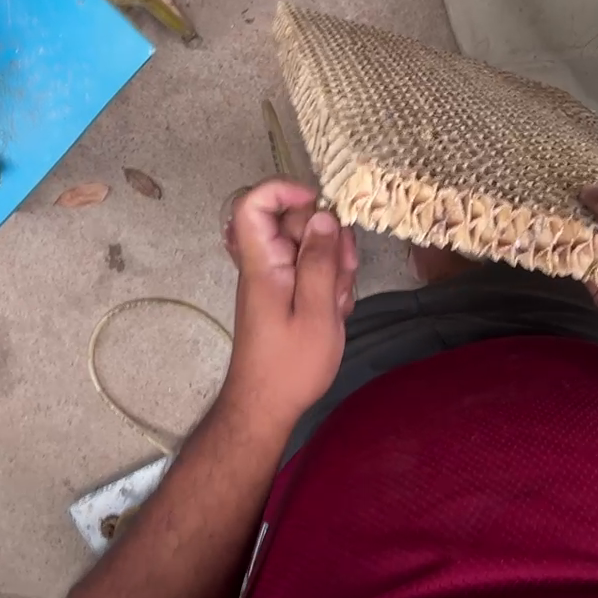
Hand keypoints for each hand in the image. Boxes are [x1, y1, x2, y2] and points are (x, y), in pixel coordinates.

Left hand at [217, 179, 357, 434]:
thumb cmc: (290, 365)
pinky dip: (330, 285)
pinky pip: (312, 270)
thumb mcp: (316, 313)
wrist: (267, 407)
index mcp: (262, 262)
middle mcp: (266, 262)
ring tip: (339, 300)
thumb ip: (320, 262)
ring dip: (334, 266)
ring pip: (311, 246)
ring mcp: (277, 277)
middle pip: (295, 222)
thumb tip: (323, 216)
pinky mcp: (288, 292)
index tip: (318, 204)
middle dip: (328, 238)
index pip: (253, 204)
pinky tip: (335, 311)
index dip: (282, 190)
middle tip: (345, 270)